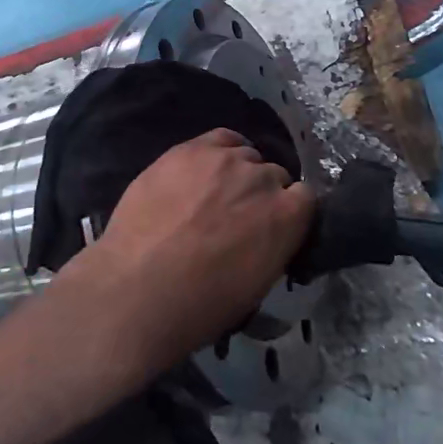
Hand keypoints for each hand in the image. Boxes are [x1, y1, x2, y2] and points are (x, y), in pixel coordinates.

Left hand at [56, 129, 315, 371]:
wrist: (137, 289)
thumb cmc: (200, 304)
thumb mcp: (257, 286)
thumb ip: (273, 246)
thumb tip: (269, 233)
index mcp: (288, 216)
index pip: (306, 198)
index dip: (289, 212)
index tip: (272, 227)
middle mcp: (263, 178)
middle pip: (274, 175)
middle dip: (261, 194)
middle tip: (236, 218)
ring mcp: (225, 159)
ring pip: (245, 155)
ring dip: (237, 173)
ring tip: (212, 195)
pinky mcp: (189, 149)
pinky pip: (219, 139)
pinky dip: (218, 151)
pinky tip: (204, 169)